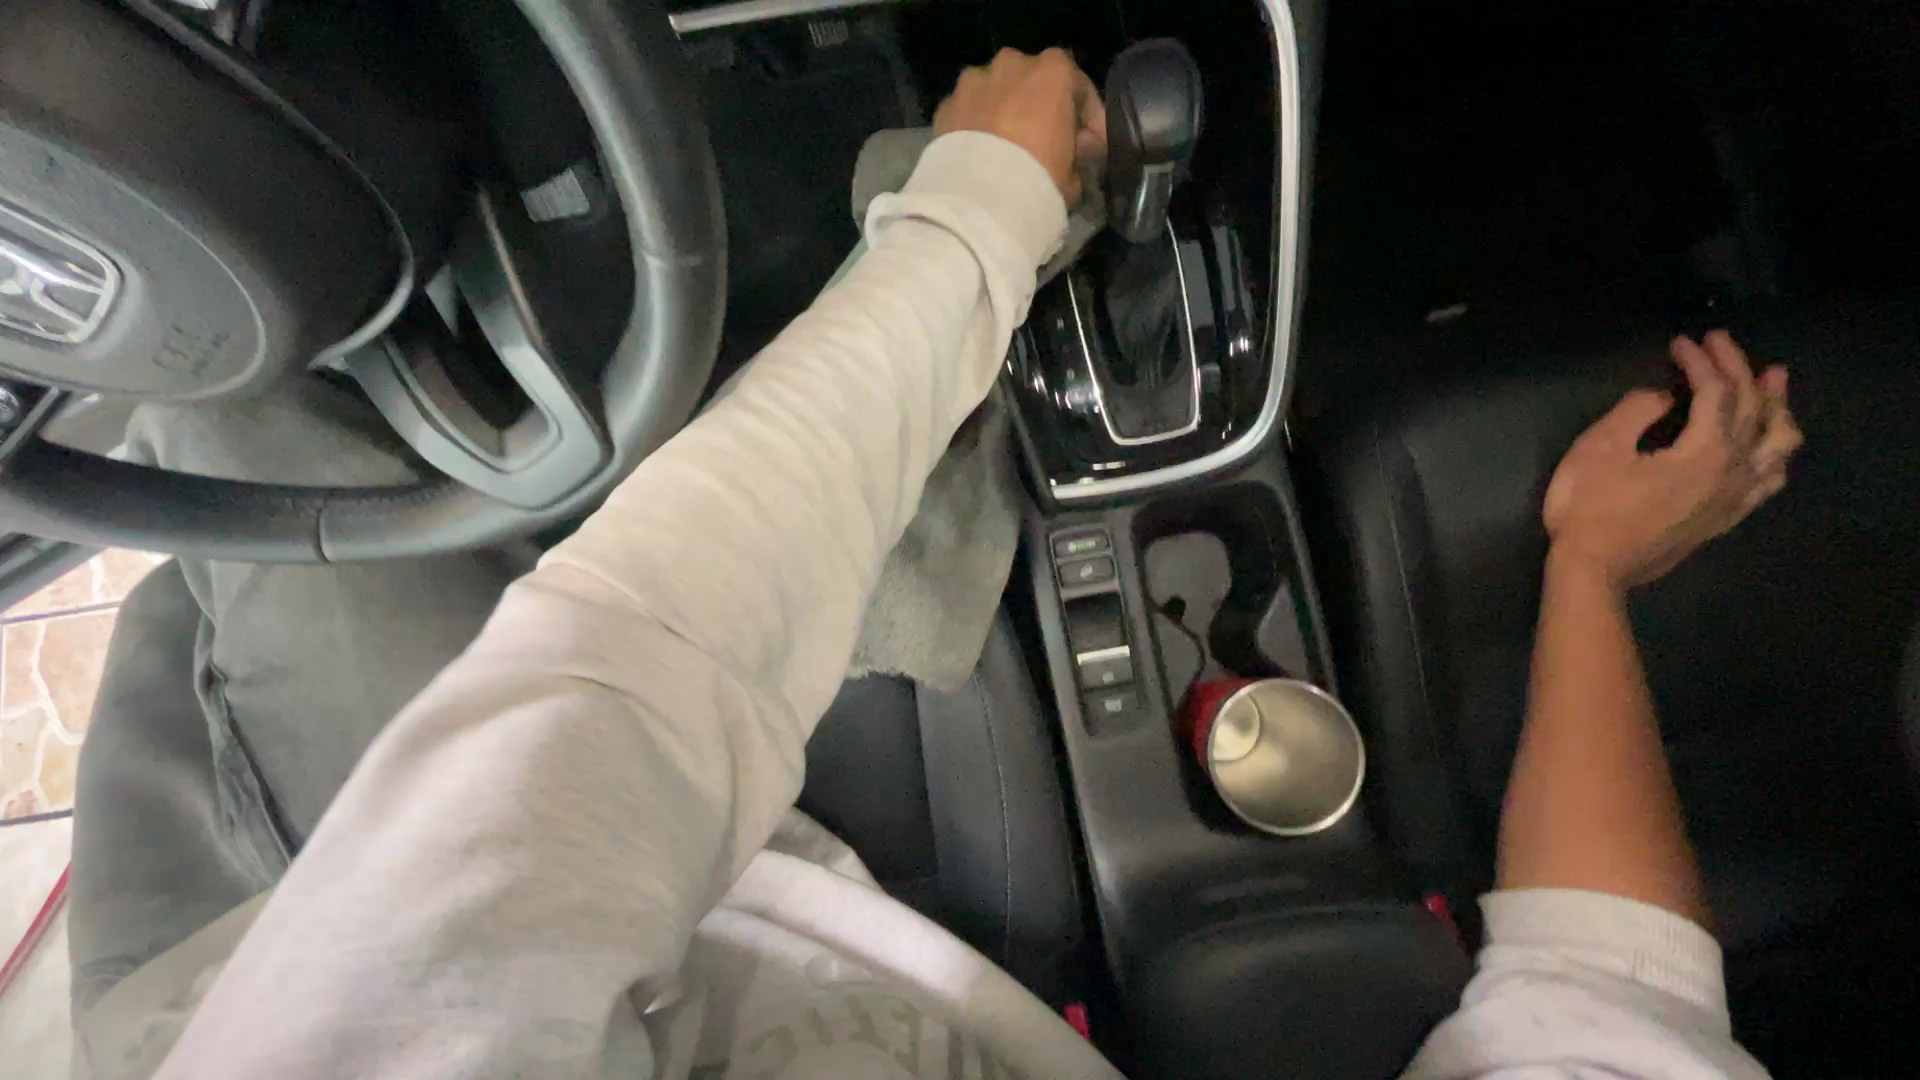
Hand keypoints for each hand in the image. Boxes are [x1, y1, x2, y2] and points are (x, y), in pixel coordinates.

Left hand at [933, 48, 1106, 203]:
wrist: (979, 205)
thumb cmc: (1038, 182)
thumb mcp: (1074, 175)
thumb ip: (1080, 154)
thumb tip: (1079, 149)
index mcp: (1053, 72)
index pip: (1078, 87)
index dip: (1088, 118)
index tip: (1091, 145)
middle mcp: (1011, 64)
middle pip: (1031, 84)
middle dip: (1039, 110)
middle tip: (1044, 146)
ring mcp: (973, 83)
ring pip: (994, 94)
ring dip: (1002, 115)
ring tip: (1006, 152)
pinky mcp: (945, 108)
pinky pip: (967, 115)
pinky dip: (974, 129)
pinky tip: (978, 157)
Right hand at [1543, 331, 1803, 588]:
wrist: (1595, 567)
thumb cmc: (1588, 508)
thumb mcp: (1596, 451)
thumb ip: (1634, 414)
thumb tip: (1661, 398)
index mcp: (1706, 450)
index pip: (1715, 392)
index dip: (1701, 362)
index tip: (1682, 341)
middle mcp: (1735, 468)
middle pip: (1753, 409)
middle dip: (1739, 370)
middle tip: (1723, 344)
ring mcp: (1735, 495)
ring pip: (1777, 441)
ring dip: (1777, 405)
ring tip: (1774, 382)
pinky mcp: (1726, 515)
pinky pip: (1769, 478)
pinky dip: (1775, 452)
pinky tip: (1769, 446)